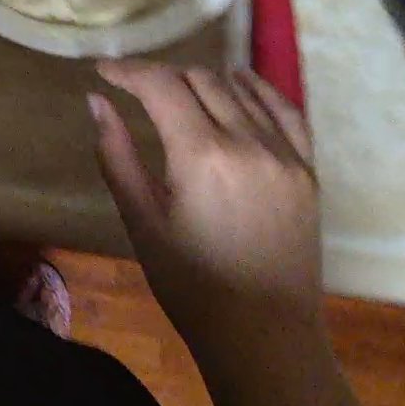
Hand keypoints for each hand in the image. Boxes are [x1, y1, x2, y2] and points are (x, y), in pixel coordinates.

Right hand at [88, 61, 321, 337]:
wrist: (263, 335)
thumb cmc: (190, 283)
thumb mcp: (140, 219)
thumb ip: (116, 153)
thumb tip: (96, 100)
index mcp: (201, 155)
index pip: (160, 86)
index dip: (127, 71)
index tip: (102, 70)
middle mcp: (247, 142)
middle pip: (198, 80)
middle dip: (159, 75)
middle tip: (131, 87)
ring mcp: (285, 155)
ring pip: (237, 90)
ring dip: (200, 81)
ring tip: (173, 89)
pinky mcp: (307, 171)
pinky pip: (286, 112)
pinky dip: (258, 89)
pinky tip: (238, 80)